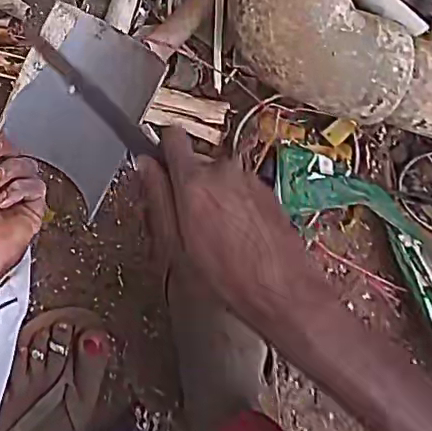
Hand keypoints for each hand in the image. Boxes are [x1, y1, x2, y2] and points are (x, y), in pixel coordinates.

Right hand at [135, 126, 318, 329]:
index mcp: (193, 180)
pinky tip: (237, 236)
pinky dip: (235, 205)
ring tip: (216, 235)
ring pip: (218, 177)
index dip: (162, 150)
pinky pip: (239, 188)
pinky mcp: (268, 191)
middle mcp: (222, 170)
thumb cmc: (228, 276)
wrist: (285, 292)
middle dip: (187, 184)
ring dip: (213, 196)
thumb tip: (145, 166)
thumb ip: (157, 197)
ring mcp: (248, 179)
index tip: (159, 166)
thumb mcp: (175, 243)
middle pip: (194, 162)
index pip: (171, 138)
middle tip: (185, 220)